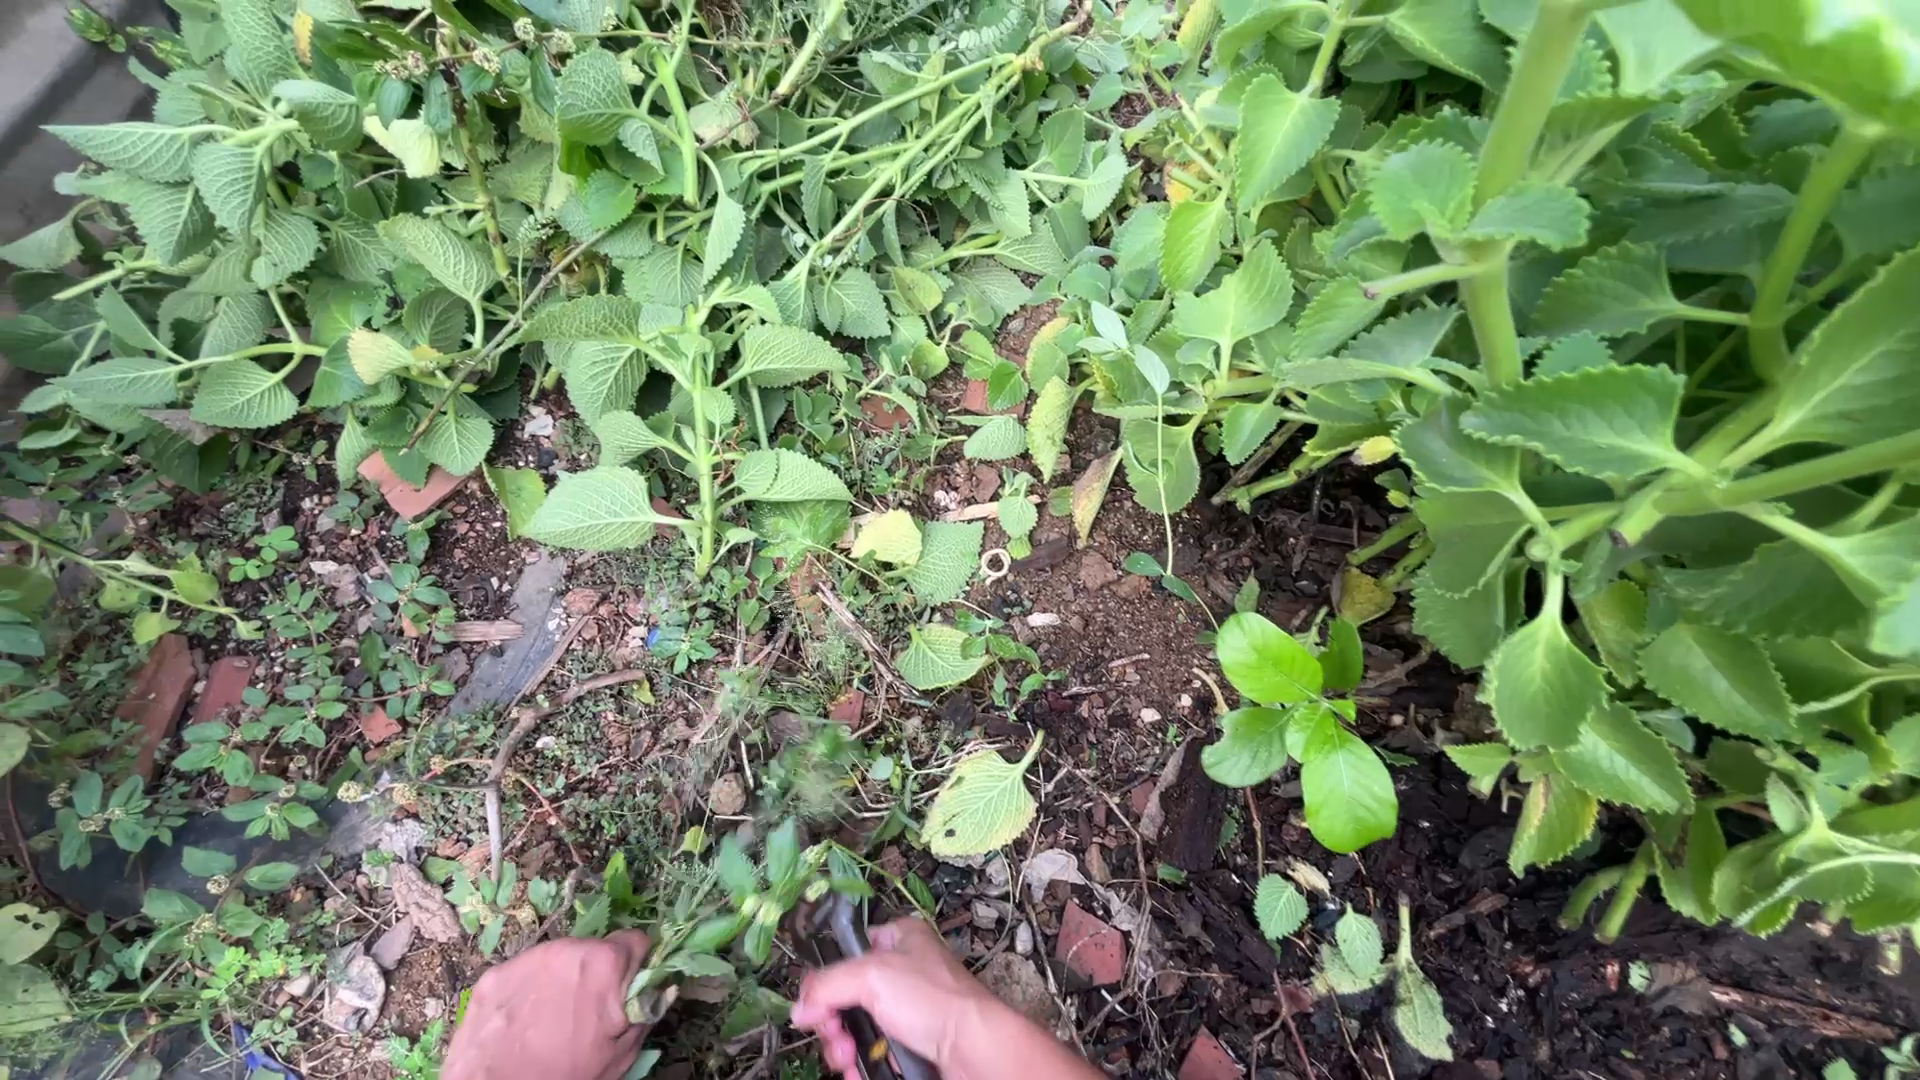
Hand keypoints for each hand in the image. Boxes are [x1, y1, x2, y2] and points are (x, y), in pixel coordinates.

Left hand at [443, 929, 651, 1079]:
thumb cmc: (563, 1079)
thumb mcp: (619, 1056)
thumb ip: (645, 1013)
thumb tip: (659, 989)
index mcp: (605, 963)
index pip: (635, 941)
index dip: (633, 968)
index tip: (622, 992)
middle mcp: (569, 947)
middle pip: (594, 949)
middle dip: (594, 975)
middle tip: (582, 1014)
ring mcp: (527, 959)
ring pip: (558, 959)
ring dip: (560, 980)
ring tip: (547, 1021)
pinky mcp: (493, 975)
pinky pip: (523, 974)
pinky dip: (525, 992)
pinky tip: (518, 1024)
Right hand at [790, 918, 1102, 1079]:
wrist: (972, 1050)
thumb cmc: (932, 999)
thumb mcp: (872, 975)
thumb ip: (828, 985)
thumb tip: (799, 1007)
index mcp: (900, 937)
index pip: (851, 950)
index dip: (830, 978)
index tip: (818, 1003)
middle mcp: (903, 971)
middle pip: (848, 997)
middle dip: (835, 1023)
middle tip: (837, 1038)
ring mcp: (907, 1011)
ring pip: (858, 1030)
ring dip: (846, 1049)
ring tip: (851, 1061)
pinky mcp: (910, 1044)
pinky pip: (874, 1055)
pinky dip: (863, 1066)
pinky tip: (861, 1073)